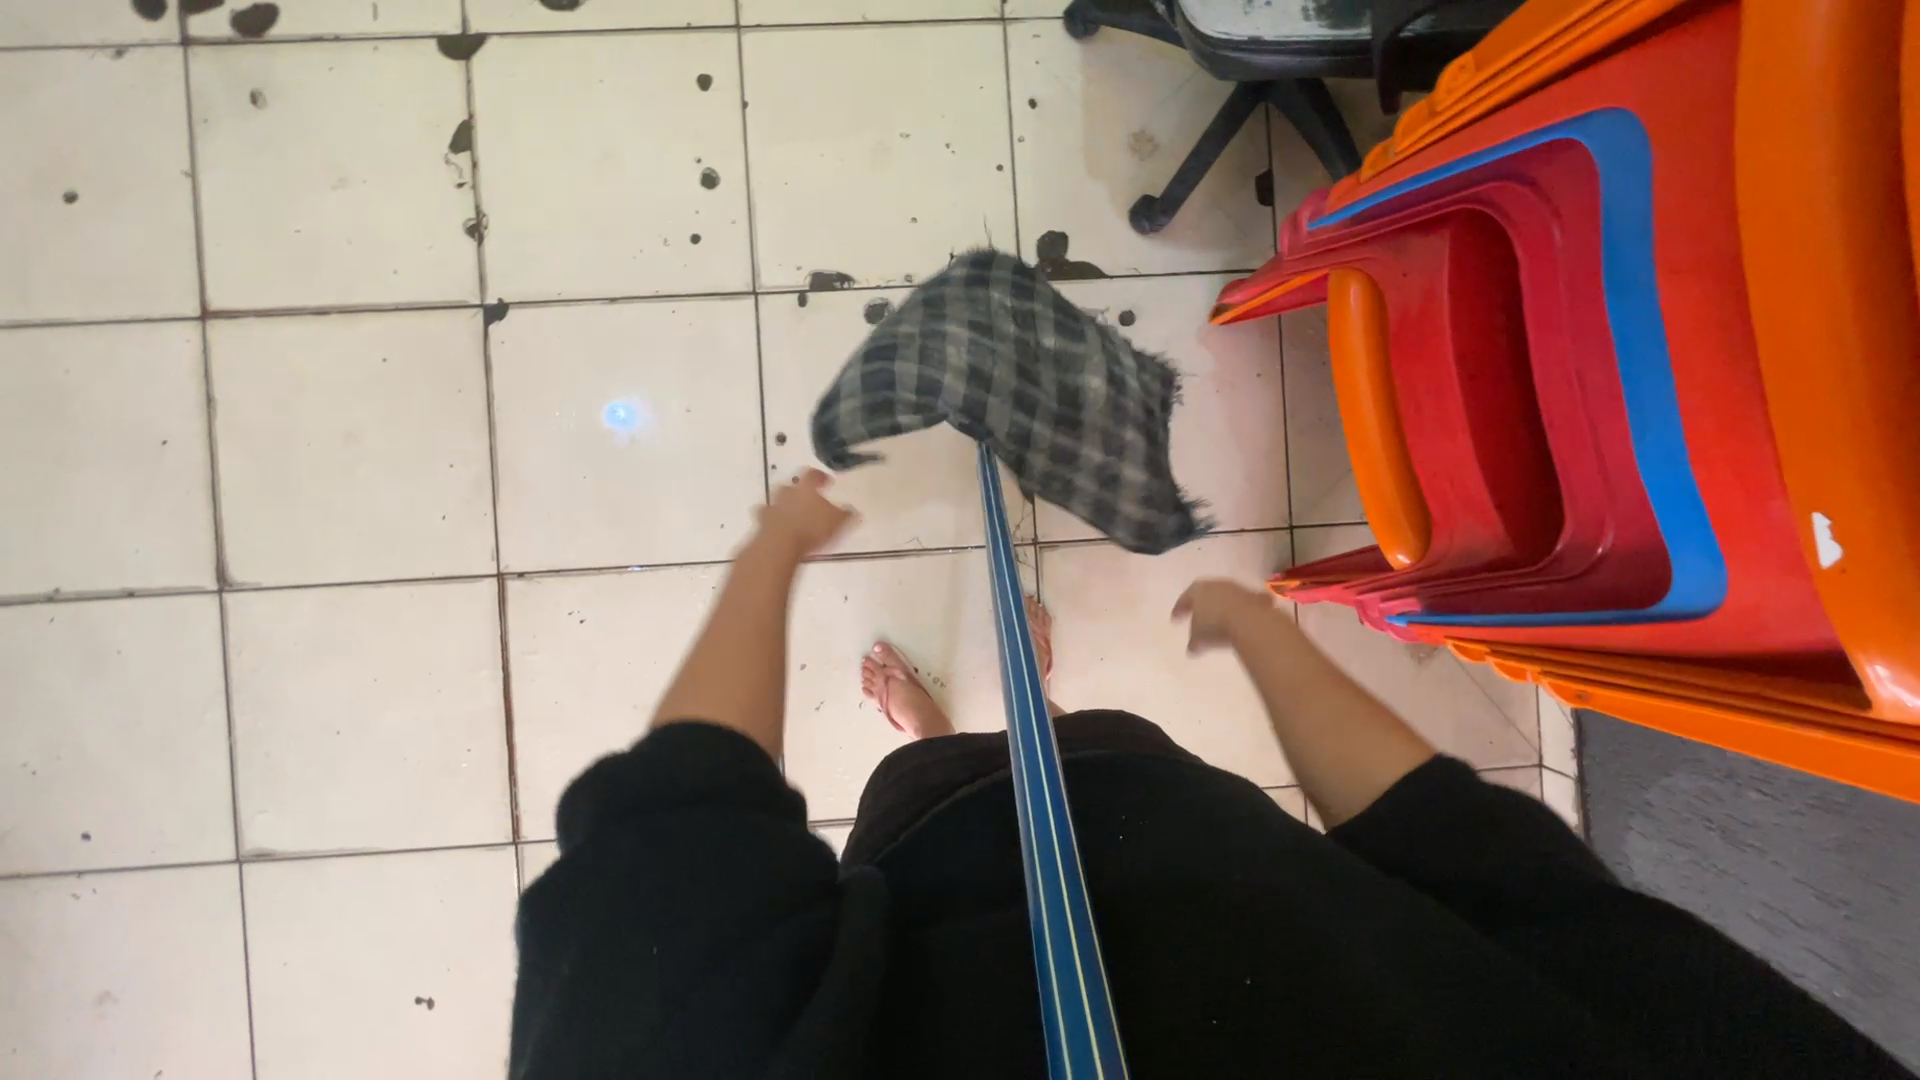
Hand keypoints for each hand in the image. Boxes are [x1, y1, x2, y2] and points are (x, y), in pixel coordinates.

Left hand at [754, 469, 856, 560]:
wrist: (780, 545)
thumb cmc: (812, 529)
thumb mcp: (838, 522)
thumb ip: (846, 515)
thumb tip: (853, 511)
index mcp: (806, 489)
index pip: (812, 475)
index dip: (820, 476)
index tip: (826, 480)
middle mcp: (786, 494)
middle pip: (790, 486)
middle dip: (797, 491)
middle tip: (805, 499)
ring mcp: (772, 508)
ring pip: (776, 502)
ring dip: (783, 506)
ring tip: (791, 516)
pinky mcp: (762, 524)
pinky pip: (767, 519)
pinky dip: (772, 522)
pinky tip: (779, 530)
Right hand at [1172, 579, 1276, 654]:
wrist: (1250, 621)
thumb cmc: (1216, 625)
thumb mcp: (1199, 637)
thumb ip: (1194, 641)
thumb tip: (1192, 650)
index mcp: (1198, 590)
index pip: (1185, 598)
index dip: (1179, 608)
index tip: (1175, 619)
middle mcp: (1217, 585)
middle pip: (1207, 594)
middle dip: (1202, 606)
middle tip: (1198, 616)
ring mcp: (1238, 589)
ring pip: (1226, 597)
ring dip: (1222, 608)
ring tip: (1220, 622)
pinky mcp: (1256, 597)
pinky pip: (1244, 605)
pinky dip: (1241, 613)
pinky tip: (1241, 623)